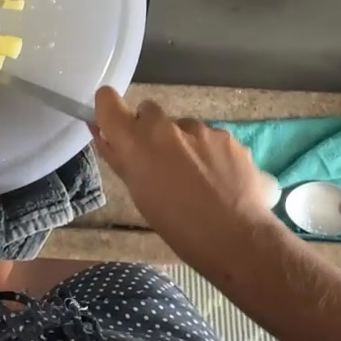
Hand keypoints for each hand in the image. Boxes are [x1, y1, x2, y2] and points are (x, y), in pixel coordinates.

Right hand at [90, 86, 283, 265]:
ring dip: (184, 145)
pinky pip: (211, 139)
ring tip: (199, 180)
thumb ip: (119, 158)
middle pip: (148, 111)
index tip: (116, 127)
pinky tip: (221, 182)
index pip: (108, 100)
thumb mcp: (138, 193)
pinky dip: (211, 154)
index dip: (109, 109)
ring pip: (183, 127)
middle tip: (162, 163)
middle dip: (150, 131)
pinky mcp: (229, 137)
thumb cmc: (176, 225)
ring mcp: (201, 129)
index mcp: (136, 140)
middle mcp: (166, 126)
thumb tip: (102, 134)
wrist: (237, 240)